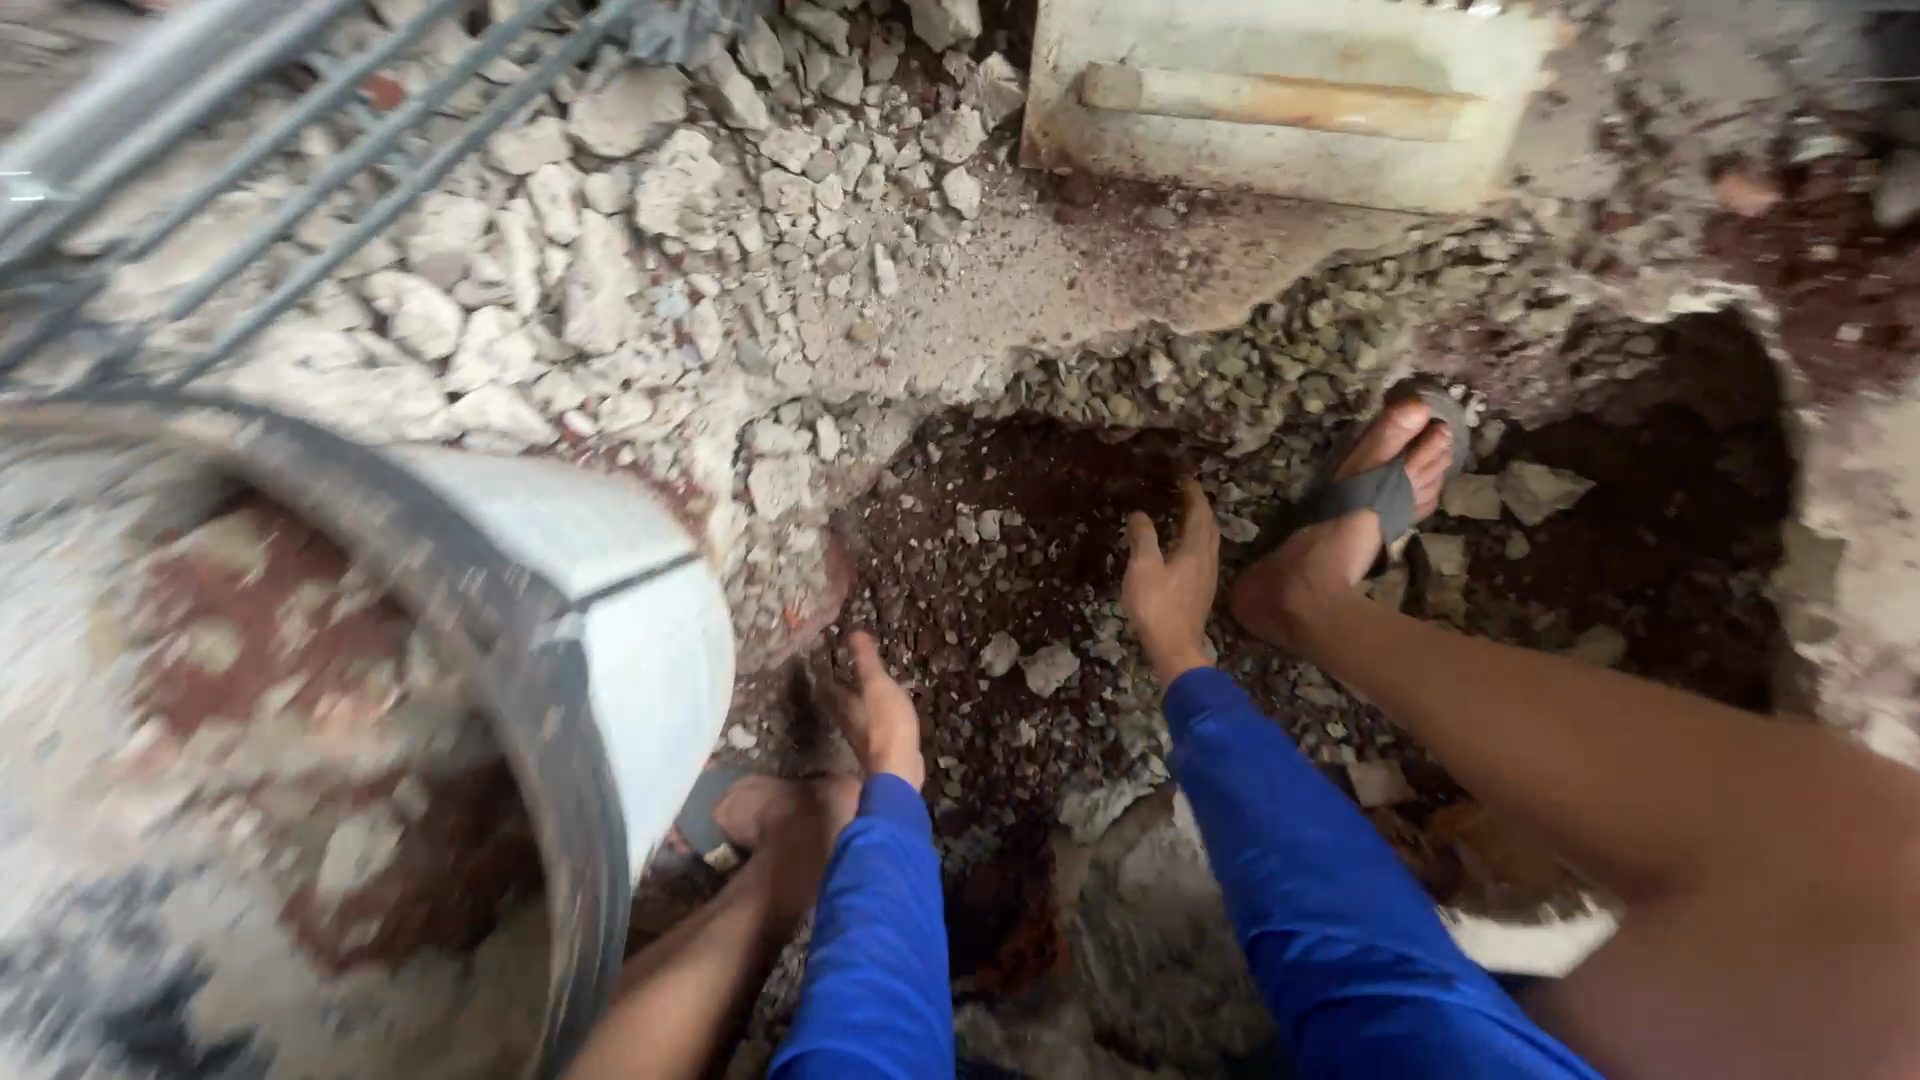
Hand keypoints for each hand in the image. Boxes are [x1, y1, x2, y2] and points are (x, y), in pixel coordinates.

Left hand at [838, 632, 925, 789]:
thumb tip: (853, 632)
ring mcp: (862, 737)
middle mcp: (847, 721)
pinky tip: (883, 715)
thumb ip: (866, 660)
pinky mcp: (878, 748)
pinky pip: (871, 727)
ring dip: (855, 704)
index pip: (827, 685)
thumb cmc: (886, 723)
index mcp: (843, 704)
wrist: (899, 769)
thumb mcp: (877, 685)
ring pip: (852, 715)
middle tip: (842, 673)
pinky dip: (872, 717)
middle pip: (836, 703)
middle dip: (838, 689)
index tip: (825, 659)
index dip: (824, 672)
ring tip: (863, 691)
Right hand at [1123, 480, 1219, 684]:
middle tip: (1188, 496)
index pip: (1199, 514)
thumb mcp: (1143, 567)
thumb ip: (1143, 537)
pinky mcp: (1202, 592)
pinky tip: (1184, 551)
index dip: (1194, 495)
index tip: (1186, 480)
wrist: (1174, 647)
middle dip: (1200, 509)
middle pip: (1209, 527)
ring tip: (1187, 518)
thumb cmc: (1157, 605)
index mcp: (1195, 549)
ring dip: (1200, 526)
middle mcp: (1208, 560)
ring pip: (1209, 543)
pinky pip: (1204, 557)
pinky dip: (1196, 543)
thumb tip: (1139, 514)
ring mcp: (1208, 577)